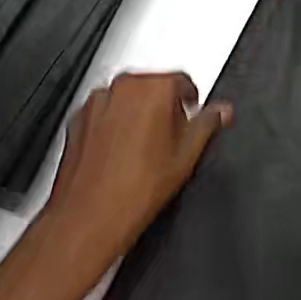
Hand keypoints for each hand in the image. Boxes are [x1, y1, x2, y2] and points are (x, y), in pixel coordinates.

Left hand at [0, 72, 228, 299]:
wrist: (87, 219)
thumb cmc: (132, 192)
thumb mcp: (186, 158)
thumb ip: (208, 125)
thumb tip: (221, 112)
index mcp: (155, 86)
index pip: (183, 80)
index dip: (190, 102)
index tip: (191, 115)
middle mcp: (125, 85)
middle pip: (154, 86)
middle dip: (163, 108)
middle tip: (168, 140)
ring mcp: (99, 100)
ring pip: (128, 98)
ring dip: (137, 114)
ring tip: (142, 151)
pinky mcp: (79, 116)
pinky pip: (104, 111)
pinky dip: (112, 124)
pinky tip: (118, 154)